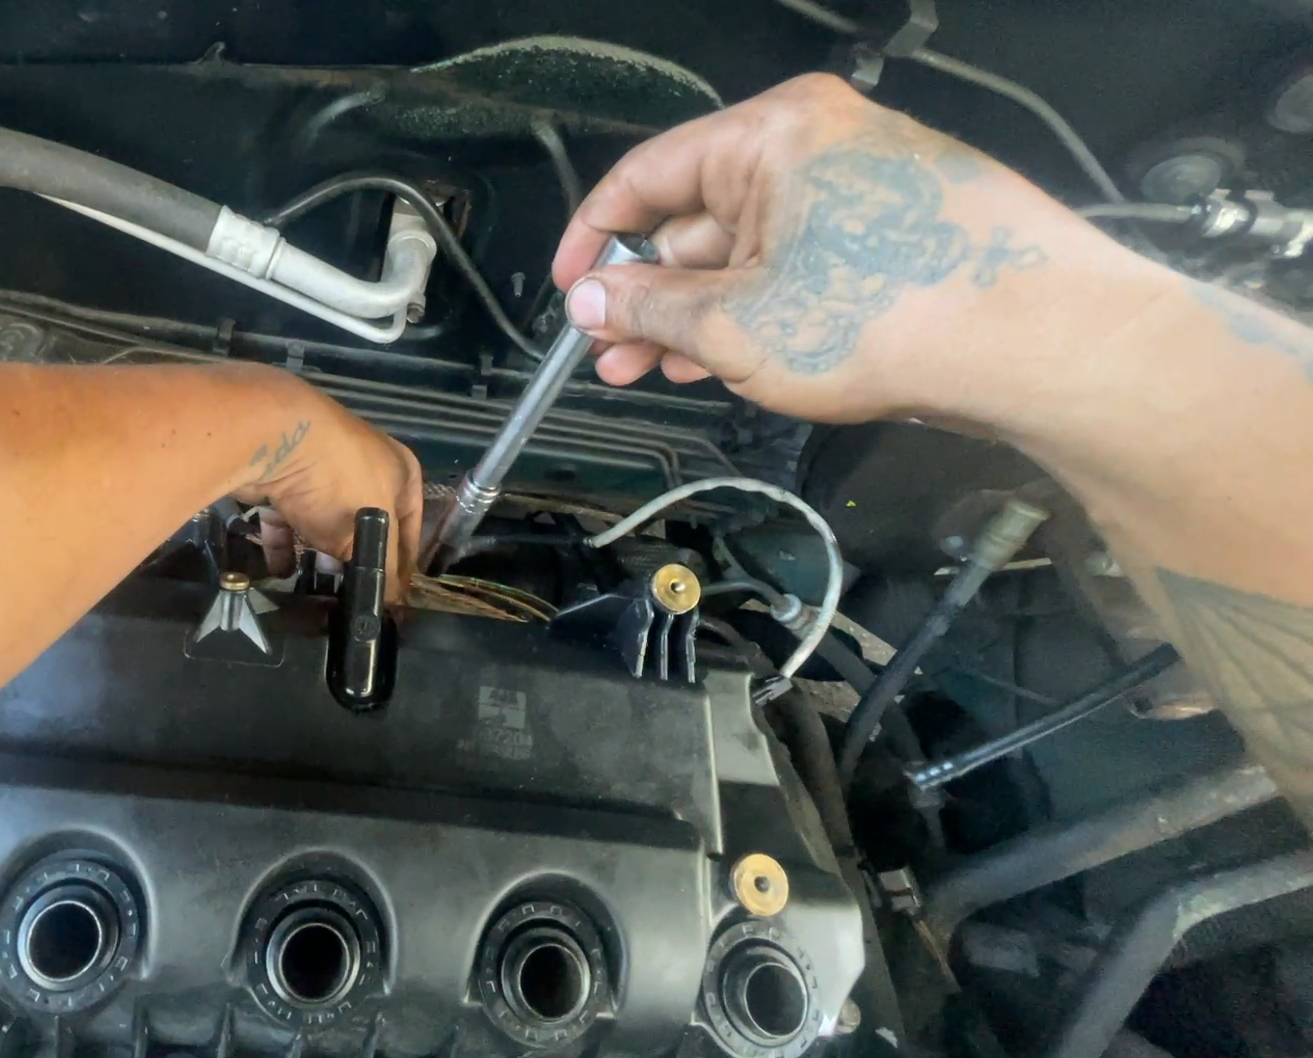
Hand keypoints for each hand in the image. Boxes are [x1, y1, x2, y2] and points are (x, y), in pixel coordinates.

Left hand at [230, 372, 422, 589]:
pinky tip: (280, 572)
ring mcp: (320, 469)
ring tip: (314, 588)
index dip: (403, 563)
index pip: (411, 526)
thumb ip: (386, 567)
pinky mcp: (282, 476)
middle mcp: (364, 466)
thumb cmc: (341, 482)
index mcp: (401, 471)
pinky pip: (287, 519)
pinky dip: (284, 544)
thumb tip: (396, 601)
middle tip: (348, 593)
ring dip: (318, 554)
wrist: (274, 438)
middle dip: (354, 560)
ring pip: (323, 522)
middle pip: (363, 524)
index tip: (392, 597)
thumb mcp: (374, 531)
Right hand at [551, 73, 1158, 424]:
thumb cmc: (886, 316)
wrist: (1039, 346)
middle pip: (685, 222)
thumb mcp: (730, 323)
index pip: (644, 176)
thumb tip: (588, 298)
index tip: (569, 289)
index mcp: (768, 138)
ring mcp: (842, 194)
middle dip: (638, 295)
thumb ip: (645, 306)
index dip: (591, 238)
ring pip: (729, 256)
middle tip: (605, 349)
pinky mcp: (869, 238)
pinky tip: (704, 360)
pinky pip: (776, 271)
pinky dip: (735, 315)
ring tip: (642, 369)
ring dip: (680, 316)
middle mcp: (806, 150)